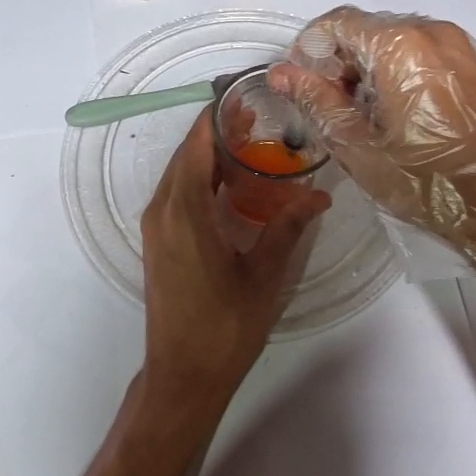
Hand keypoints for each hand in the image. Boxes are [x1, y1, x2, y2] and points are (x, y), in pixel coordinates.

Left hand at [140, 109, 329, 413]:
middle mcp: (161, 211)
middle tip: (260, 122)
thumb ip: (288, 227)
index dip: (219, 118)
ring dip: (210, 158)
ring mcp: (156, 228)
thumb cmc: (224, 327)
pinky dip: (202, 181)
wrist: (182, 375)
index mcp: (183, 211)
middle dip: (218, 135)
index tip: (247, 99)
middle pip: (186, 156)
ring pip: (180, 175)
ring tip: (251, 148)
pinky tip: (233, 188)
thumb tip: (320, 194)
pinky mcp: (158, 243)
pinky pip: (177, 195)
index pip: (196, 145)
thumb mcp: (264, 275)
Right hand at [269, 6, 475, 274]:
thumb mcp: (359, 147)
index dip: (310, 49)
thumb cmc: (426, 183)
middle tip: (331, 107)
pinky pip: (426, 53)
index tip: (301, 84)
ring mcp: (462, 46)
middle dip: (341, 61)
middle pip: (369, 29)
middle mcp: (434, 33)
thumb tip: (281, 73)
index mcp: (401, 47)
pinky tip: (400, 114)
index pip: (339, 23)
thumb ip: (317, 101)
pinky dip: (402, 71)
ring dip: (371, 67)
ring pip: (398, 40)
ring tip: (365, 116)